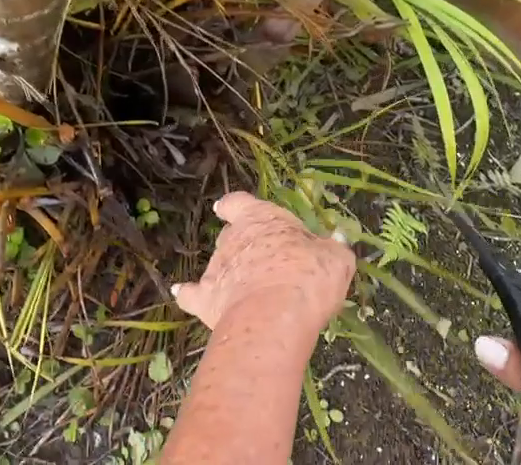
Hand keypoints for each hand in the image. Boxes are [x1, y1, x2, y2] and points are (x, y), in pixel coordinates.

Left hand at [172, 192, 353, 336]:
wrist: (274, 317)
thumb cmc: (308, 278)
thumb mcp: (335, 260)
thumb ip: (334, 248)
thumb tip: (338, 239)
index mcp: (261, 218)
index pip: (241, 203)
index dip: (237, 206)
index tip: (230, 208)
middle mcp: (233, 237)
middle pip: (232, 235)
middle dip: (242, 246)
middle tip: (262, 264)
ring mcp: (215, 268)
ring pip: (217, 264)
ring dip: (227, 273)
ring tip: (242, 291)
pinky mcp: (204, 299)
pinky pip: (190, 293)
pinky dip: (187, 294)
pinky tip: (182, 295)